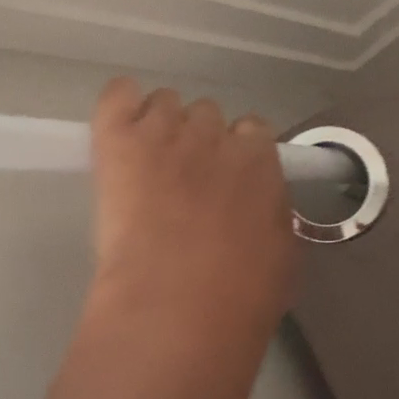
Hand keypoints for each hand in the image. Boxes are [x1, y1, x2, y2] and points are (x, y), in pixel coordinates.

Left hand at [88, 79, 299, 339]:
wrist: (175, 303)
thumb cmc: (239, 296)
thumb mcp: (282, 258)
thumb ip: (272, 216)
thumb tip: (261, 207)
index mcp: (259, 161)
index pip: (251, 131)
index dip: (235, 153)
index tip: (223, 180)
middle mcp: (213, 134)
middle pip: (205, 115)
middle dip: (195, 141)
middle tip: (182, 183)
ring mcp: (163, 131)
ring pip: (162, 104)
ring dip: (157, 126)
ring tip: (145, 167)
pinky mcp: (117, 138)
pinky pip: (117, 94)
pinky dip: (119, 104)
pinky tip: (116, 130)